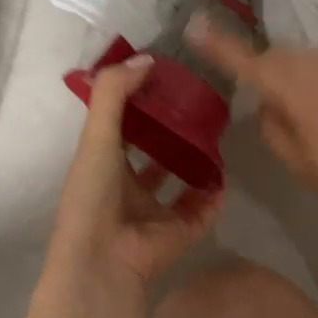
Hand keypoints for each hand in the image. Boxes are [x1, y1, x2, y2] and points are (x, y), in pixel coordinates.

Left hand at [28, 54, 221, 317]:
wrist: (103, 259)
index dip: (141, 102)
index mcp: (103, 163)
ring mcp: (153, 212)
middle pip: (153, 152)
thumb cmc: (93, 192)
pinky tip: (224, 172)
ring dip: (195, 161)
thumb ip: (115, 92)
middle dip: (173, 132)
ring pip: (179, 181)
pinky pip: (201, 209)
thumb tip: (146, 57)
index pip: (123, 126)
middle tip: (198, 105)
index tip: (166, 78)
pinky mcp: (178, 233)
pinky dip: (213, 194)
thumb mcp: (97, 133)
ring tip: (216, 134)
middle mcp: (127, 186)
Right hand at [189, 16, 317, 221]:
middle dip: (266, 69)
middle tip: (266, 98)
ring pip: (305, 58)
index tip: (194, 24)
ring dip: (298, 74)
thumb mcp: (291, 156)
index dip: (216, 43)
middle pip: (276, 55)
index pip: (241, 58)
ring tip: (307, 109)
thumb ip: (270, 121)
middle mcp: (310, 59)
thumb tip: (269, 102)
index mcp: (286, 82)